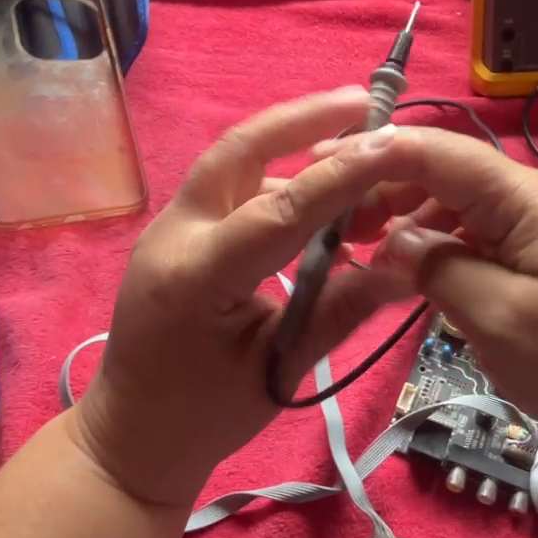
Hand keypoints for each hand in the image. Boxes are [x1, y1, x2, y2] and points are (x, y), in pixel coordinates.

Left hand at [73, 89, 409, 507]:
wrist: (129, 437)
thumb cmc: (201, 417)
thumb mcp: (278, 372)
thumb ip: (340, 312)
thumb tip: (408, 270)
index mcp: (196, 276)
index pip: (278, 210)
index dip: (339, 175)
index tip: (392, 143)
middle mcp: (175, 234)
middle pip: (238, 150)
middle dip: (302, 118)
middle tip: (361, 101)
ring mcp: (170, 229)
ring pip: (232, 159)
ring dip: (289, 137)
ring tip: (348, 128)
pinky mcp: (178, 233)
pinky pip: (230, 184)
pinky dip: (276, 169)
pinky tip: (314, 178)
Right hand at [319, 126, 537, 444]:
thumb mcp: (500, 321)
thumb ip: (438, 271)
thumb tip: (393, 240)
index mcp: (528, 200)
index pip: (441, 155)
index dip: (378, 153)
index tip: (322, 165)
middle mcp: (536, 195)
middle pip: (449, 174)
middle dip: (389, 191)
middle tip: (337, 228)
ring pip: (463, 204)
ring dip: (414, 221)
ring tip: (368, 253)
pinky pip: (484, 232)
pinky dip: (444, 245)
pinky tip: (418, 271)